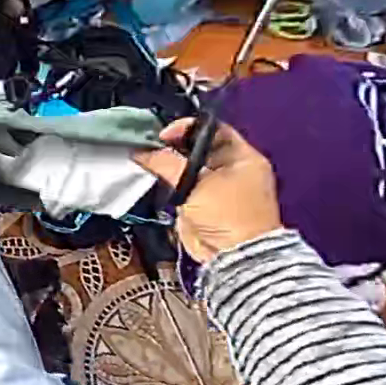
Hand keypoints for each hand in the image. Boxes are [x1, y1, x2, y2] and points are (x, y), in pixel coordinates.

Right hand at [133, 118, 281, 262]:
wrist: (233, 256)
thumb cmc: (227, 215)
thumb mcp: (198, 184)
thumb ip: (168, 164)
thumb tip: (143, 152)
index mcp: (242, 158)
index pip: (213, 130)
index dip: (188, 128)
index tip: (163, 135)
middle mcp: (230, 169)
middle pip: (196, 147)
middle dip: (172, 146)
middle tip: (150, 147)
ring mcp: (214, 186)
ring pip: (185, 166)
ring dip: (166, 164)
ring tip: (146, 161)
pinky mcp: (200, 202)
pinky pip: (180, 185)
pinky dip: (167, 181)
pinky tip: (151, 176)